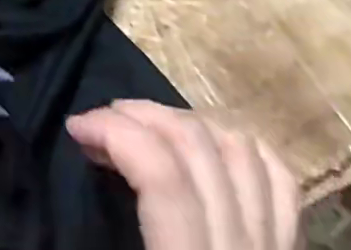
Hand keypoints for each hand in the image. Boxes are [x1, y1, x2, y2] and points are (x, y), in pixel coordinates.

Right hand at [67, 101, 299, 249]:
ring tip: (146, 131)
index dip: (115, 133)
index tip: (76, 129)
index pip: (163, 175)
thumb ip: (104, 233)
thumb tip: (69, 179)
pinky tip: (207, 148)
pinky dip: (241, 149)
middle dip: (141, 117)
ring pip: (242, 152)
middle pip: (199, 149)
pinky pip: (281, 184)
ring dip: (184, 123)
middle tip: (100, 125)